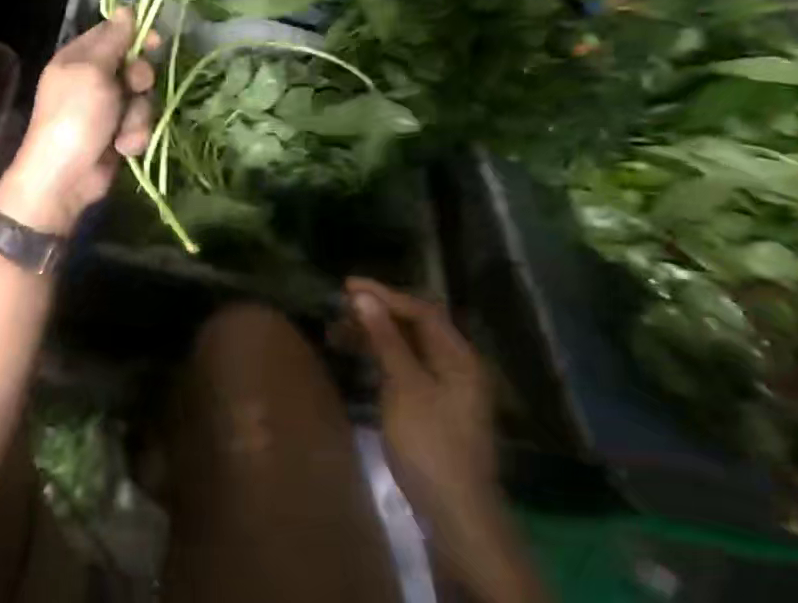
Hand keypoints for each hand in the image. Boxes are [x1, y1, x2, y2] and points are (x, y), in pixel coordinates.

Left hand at [0, 9, 156, 235]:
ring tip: (121, 133)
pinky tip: (122, 148)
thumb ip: (113, 41)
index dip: (136, 35)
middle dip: (139, 80)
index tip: (155, 41)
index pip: (113, 32)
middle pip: (134, 65)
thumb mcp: (92, 72)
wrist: (66, 177)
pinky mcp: (117, 132)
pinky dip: (134, 136)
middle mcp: (92, 78)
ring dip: (137, 116)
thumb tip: (126, 8)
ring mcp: (106, 107)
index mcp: (78, 57)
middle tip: (134, 87)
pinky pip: (140, 123)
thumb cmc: (75, 117)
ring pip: (142, 98)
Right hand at [342, 278, 497, 529]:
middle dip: (378, 312)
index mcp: (459, 357)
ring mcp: (445, 386)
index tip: (346, 286)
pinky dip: (379, 355)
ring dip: (375, 333)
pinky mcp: (431, 404)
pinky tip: (355, 355)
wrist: (454, 510)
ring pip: (407, 346)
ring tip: (338, 329)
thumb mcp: (404, 386)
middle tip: (340, 305)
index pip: (422, 311)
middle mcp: (456, 365)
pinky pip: (403, 366)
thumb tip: (363, 297)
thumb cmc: (430, 441)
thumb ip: (385, 339)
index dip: (385, 294)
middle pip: (416, 325)